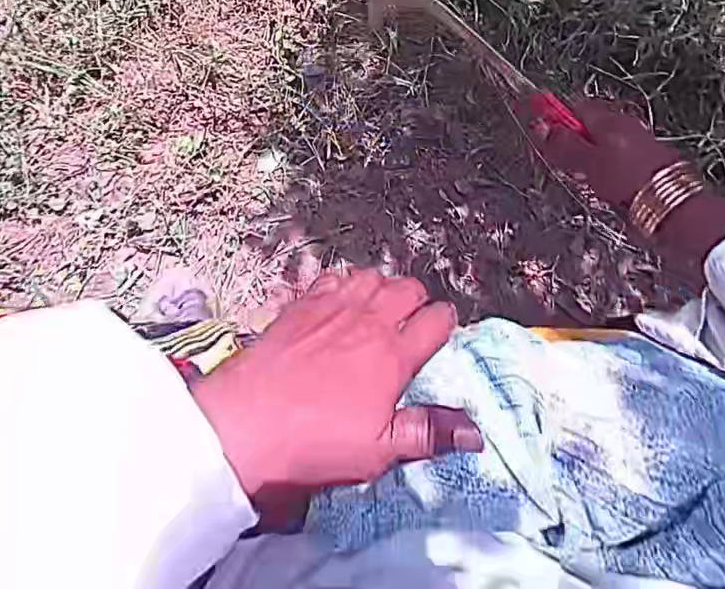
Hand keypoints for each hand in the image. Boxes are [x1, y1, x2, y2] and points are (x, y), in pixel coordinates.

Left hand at [191, 270, 481, 526]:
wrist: (251, 419)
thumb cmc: (316, 440)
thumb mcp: (379, 450)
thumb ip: (427, 432)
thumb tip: (473, 432)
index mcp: (392, 356)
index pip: (435, 322)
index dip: (446, 320)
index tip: (445, 325)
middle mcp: (367, 321)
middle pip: (407, 288)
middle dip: (418, 297)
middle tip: (415, 314)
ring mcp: (333, 307)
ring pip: (371, 275)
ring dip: (382, 285)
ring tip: (381, 302)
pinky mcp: (304, 303)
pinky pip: (334, 276)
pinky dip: (345, 281)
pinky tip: (341, 297)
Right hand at [523, 96, 685, 205]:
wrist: (675, 208)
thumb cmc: (629, 181)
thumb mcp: (585, 163)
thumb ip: (562, 144)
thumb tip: (540, 126)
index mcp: (609, 120)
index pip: (576, 106)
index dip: (559, 117)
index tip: (546, 131)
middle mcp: (627, 125)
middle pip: (591, 124)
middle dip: (575, 140)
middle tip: (565, 160)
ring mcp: (642, 142)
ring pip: (606, 142)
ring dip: (592, 156)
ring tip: (586, 176)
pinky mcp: (652, 161)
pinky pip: (621, 157)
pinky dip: (610, 167)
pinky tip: (607, 185)